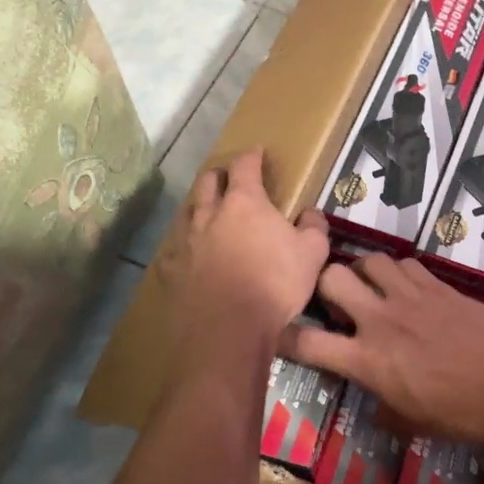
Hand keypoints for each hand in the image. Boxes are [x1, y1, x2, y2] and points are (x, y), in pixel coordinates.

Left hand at [158, 150, 328, 366]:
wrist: (228, 331)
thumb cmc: (275, 285)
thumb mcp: (313, 253)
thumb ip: (313, 227)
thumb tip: (309, 212)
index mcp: (245, 203)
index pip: (245, 166)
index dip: (252, 156)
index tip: (257, 152)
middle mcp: (209, 214)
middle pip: (208, 182)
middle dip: (219, 175)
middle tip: (229, 178)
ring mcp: (185, 242)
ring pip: (188, 212)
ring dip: (200, 207)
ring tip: (209, 214)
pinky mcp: (170, 271)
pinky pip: (175, 249)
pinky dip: (185, 245)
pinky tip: (191, 255)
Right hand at [280, 253, 483, 445]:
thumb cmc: (461, 413)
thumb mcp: (413, 422)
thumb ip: (385, 407)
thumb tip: (378, 404)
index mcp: (367, 361)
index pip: (306, 344)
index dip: (283, 337)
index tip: (277, 333)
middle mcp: (380, 320)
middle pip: (332, 278)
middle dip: (325, 285)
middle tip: (337, 301)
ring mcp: (410, 297)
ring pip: (370, 260)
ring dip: (364, 271)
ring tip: (371, 286)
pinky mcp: (438, 284)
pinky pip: (407, 263)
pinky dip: (400, 272)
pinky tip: (408, 287)